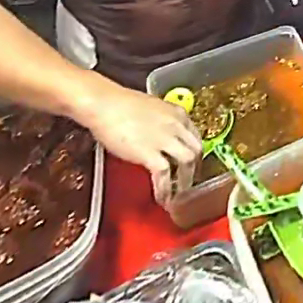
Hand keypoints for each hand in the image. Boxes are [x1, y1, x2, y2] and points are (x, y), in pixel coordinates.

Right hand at [74, 83, 200, 204]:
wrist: (106, 104)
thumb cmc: (123, 105)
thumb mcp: (155, 109)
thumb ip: (164, 121)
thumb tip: (162, 134)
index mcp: (180, 114)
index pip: (196, 136)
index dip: (195, 152)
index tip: (192, 163)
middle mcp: (177, 126)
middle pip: (196, 150)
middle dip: (195, 169)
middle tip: (188, 182)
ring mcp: (165, 139)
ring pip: (186, 162)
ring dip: (184, 181)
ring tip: (179, 195)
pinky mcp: (149, 153)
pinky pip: (164, 174)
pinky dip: (165, 189)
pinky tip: (162, 198)